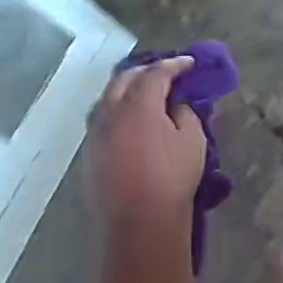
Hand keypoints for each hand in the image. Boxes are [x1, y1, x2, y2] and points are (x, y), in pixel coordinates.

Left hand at [88, 57, 204, 232]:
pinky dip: (118, 107)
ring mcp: (96, 132)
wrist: (139, 220)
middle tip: (167, 72)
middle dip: (147, 70)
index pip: (156, 73)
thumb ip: (184, 114)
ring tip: (146, 92)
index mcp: (139, 105)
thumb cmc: (173, 177)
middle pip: (125, 78)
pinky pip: (102, 116)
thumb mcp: (193, 140)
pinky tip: (131, 117)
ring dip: (128, 87)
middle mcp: (111, 112)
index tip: (190, 63)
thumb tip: (174, 106)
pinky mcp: (90, 150)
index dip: (174, 64)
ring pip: (108, 96)